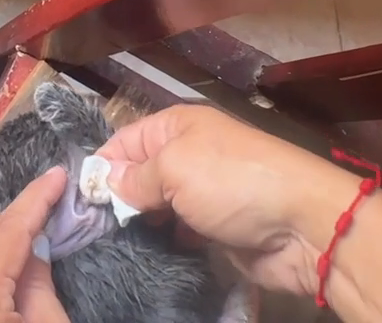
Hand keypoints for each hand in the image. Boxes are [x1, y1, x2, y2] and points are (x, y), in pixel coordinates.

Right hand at [96, 105, 360, 298]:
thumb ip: (136, 177)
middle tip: (93, 229)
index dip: (101, 166)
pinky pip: (179, 231)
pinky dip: (166, 241)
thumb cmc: (231, 181)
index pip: (124, 140)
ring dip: (141, 223)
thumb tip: (107, 184)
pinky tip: (151, 255)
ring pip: (157, 206)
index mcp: (174, 126)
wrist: (301, 223)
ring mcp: (202, 192)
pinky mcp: (216, 228)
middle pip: (138, 174)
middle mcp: (186, 154)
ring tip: (116, 245)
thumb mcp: (174, 168)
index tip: (80, 198)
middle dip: (118, 198)